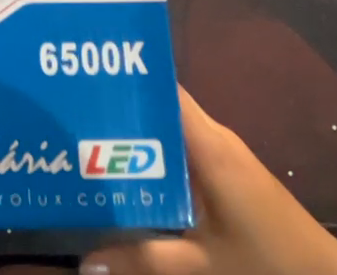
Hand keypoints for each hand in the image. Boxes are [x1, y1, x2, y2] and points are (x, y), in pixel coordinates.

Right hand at [80, 88, 336, 274]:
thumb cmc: (268, 266)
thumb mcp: (200, 268)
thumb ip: (141, 260)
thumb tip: (83, 261)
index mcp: (208, 146)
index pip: (162, 89)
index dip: (123, 80)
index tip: (82, 80)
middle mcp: (214, 139)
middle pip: (159, 107)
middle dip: (117, 112)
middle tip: (69, 116)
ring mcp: (223, 157)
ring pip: (168, 132)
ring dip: (132, 138)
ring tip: (83, 144)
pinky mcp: (228, 177)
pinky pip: (180, 153)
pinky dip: (152, 160)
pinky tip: (125, 180)